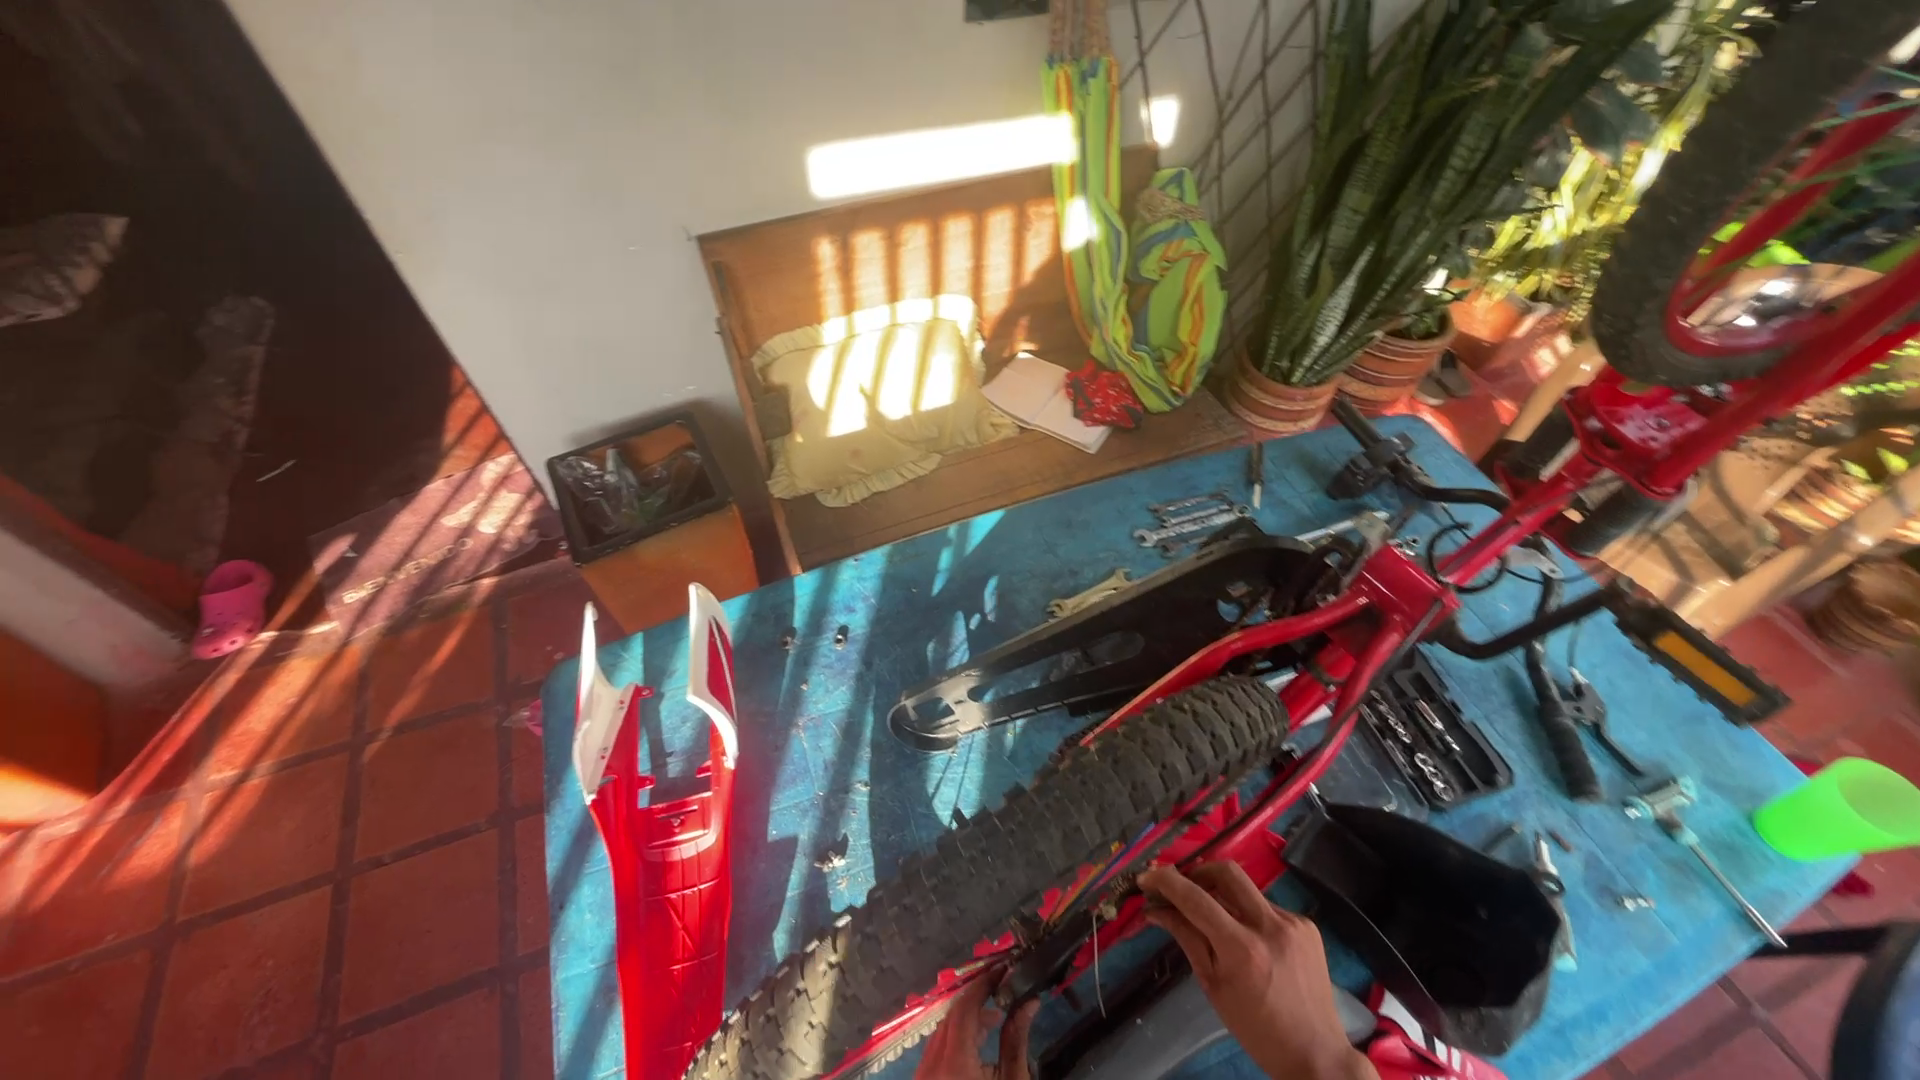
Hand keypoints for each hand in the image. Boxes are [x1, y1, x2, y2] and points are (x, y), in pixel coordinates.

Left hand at [914, 976, 1039, 1079]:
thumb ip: (1016, 1040)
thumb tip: (1029, 1001)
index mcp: (954, 1064)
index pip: (965, 1008)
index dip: (984, 983)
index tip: (1004, 968)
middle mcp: (930, 1065)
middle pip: (950, 1017)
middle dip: (977, 999)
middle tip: (1004, 989)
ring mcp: (921, 1077)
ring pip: (940, 1032)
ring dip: (966, 1020)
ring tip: (995, 1020)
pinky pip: (934, 1051)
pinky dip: (954, 1040)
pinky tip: (975, 1046)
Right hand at [1139, 862, 1377, 1079]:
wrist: (1316, 1053)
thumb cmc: (1255, 1029)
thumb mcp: (1212, 985)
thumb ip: (1186, 938)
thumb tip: (1155, 910)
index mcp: (1242, 949)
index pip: (1195, 898)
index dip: (1166, 881)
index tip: (1147, 877)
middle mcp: (1270, 926)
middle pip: (1226, 871)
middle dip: (1197, 871)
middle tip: (1182, 887)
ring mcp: (1294, 923)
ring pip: (1247, 889)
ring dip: (1224, 895)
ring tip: (1213, 918)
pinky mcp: (1308, 926)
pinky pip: (1267, 907)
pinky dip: (1249, 914)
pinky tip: (1248, 939)